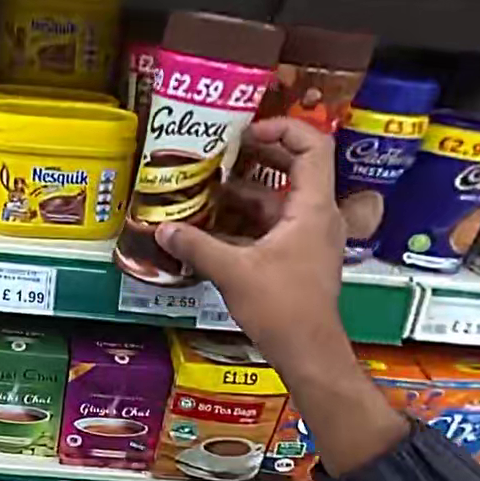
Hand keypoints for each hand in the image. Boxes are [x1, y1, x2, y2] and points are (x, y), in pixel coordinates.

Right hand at [158, 117, 407, 474]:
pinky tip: (216, 224)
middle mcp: (318, 216)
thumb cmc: (281, 308)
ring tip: (209, 186)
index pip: (312, 145)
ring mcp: (311, 238)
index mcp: (312, 208)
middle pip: (295, 168)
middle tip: (221, 152)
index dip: (282, 128)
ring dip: (247, 193)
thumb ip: (196, 246)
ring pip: (280, 201)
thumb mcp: (234, 272)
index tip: (247, 132)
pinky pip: (275, 226)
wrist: (308, 352)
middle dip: (257, 157)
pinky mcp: (300, 257)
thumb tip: (162, 230)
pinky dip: (248, 221)